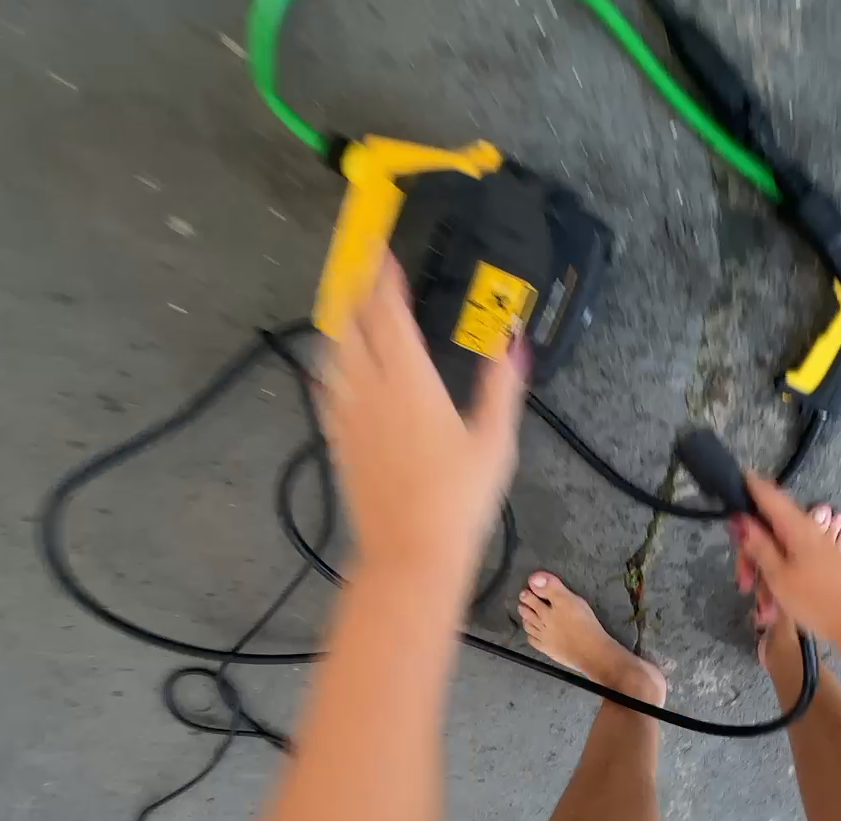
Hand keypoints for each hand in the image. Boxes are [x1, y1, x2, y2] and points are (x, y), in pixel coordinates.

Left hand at [319, 254, 526, 582]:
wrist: (410, 549)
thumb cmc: (459, 498)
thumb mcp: (495, 441)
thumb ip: (501, 387)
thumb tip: (515, 343)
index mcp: (411, 382)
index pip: (388, 314)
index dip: (382, 277)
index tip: (381, 251)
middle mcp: (370, 389)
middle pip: (352, 325)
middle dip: (356, 291)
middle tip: (362, 269)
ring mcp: (347, 414)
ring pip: (333, 353)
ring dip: (340, 322)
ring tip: (348, 307)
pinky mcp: (336, 439)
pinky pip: (326, 387)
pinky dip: (332, 364)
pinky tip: (335, 367)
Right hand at [732, 472, 840, 650]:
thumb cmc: (816, 600)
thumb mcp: (778, 576)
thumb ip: (758, 545)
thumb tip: (742, 518)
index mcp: (795, 525)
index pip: (766, 493)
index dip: (745, 486)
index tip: (726, 488)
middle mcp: (806, 529)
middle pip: (767, 529)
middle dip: (750, 555)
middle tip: (743, 584)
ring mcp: (814, 547)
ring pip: (777, 551)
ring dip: (764, 577)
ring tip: (763, 610)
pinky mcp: (819, 563)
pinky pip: (790, 564)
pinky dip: (779, 582)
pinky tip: (775, 609)